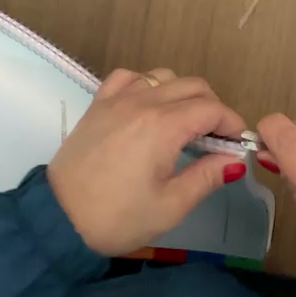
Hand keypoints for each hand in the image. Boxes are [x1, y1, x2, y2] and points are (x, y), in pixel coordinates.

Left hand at [48, 68, 249, 256]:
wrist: (58, 219)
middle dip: (212, 108)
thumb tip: (235, 161)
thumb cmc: (117, 217)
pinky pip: (128, 77)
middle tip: (215, 139)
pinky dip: (146, 84)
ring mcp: (117, 99)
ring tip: (184, 124)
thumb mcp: (170, 206)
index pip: (211, 108)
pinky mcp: (98, 104)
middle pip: (192, 86)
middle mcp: (142, 102)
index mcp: (164, 126)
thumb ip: (206, 177)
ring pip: (162, 77)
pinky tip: (148, 106)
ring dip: (182, 94)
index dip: (231, 123)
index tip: (236, 144)